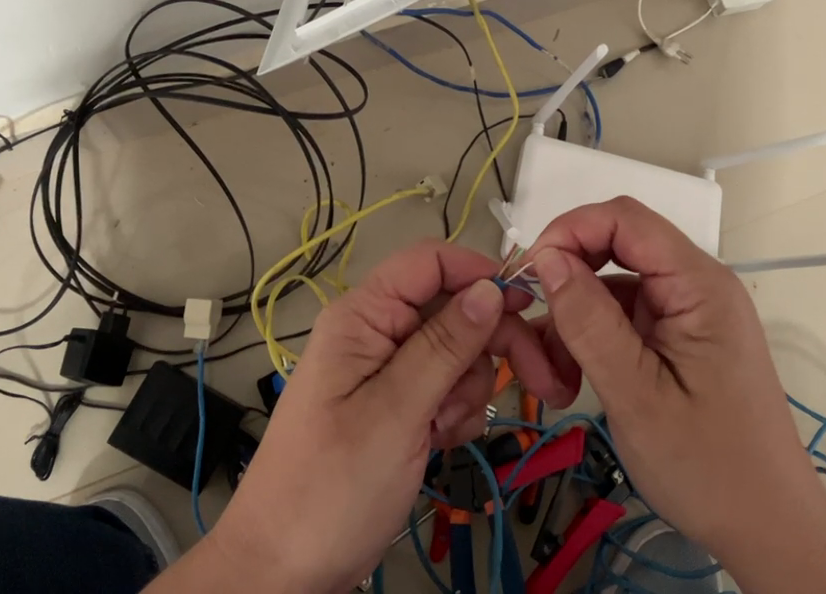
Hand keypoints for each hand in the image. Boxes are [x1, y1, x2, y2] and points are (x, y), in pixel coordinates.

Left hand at [150, 242, 574, 593]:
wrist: (286, 568)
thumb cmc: (333, 487)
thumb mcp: (395, 412)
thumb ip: (445, 346)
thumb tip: (491, 288)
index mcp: (363, 316)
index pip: (429, 262)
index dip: (479, 272)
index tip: (528, 305)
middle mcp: (376, 333)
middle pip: (453, 307)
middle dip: (492, 342)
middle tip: (539, 381)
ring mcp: (387, 372)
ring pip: (457, 351)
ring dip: (468, 388)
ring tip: (443, 428)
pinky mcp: (398, 406)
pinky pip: (447, 388)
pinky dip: (456, 412)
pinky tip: (439, 442)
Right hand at [529, 197, 825, 593]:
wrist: (769, 532)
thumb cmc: (709, 467)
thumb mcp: (637, 396)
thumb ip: (589, 322)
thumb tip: (545, 258)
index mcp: (699, 285)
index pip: (624, 218)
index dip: (569, 230)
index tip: (527, 273)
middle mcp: (696, 285)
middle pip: (616, 246)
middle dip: (566, 275)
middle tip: (527, 318)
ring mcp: (687, 312)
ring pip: (611, 284)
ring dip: (572, 317)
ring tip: (548, 374)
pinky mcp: (678, 338)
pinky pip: (622, 317)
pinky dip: (590, 339)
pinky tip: (568, 378)